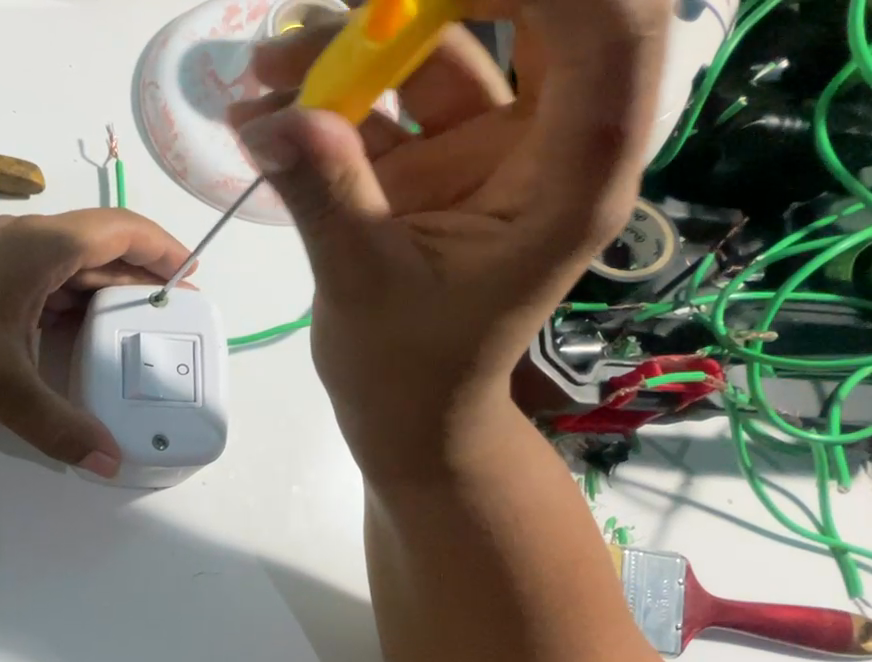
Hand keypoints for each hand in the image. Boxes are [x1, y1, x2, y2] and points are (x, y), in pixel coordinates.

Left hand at [0, 210, 189, 477]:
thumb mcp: (3, 388)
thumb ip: (60, 425)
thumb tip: (108, 462)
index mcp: (37, 246)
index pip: (118, 228)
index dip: (161, 247)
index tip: (191, 274)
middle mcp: (14, 239)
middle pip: (91, 244)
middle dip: (132, 273)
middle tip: (164, 308)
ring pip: (56, 263)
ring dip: (92, 287)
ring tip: (122, 322)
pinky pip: (28, 279)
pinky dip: (56, 300)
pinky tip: (60, 331)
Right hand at [229, 0, 666, 476]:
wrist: (404, 411)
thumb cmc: (408, 367)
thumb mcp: (364, 285)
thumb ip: (326, 196)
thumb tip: (270, 120)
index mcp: (573, 174)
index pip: (605, 30)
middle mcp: (545, 140)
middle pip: (529, 14)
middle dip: (426, 2)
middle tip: (341, 20)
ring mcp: (487, 146)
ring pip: (440, 52)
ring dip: (354, 50)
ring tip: (265, 71)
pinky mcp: (436, 162)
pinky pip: (392, 103)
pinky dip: (331, 99)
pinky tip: (265, 109)